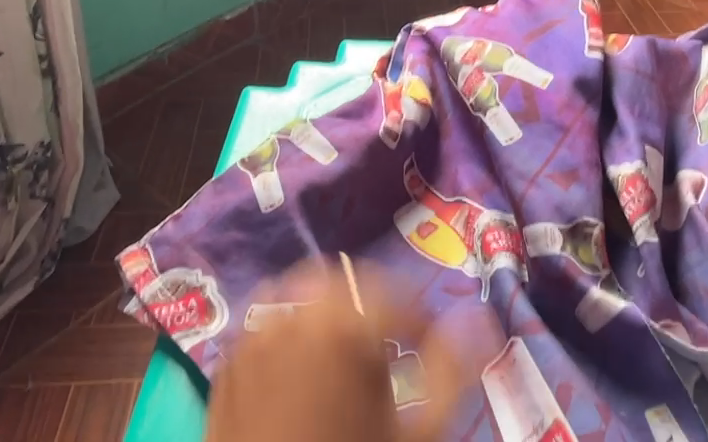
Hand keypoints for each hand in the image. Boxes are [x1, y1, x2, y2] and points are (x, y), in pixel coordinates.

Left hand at [205, 262, 481, 441]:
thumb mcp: (419, 434)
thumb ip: (453, 372)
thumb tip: (483, 320)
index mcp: (344, 324)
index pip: (393, 295)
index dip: (419, 321)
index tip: (428, 347)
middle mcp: (293, 314)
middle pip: (336, 281)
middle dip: (364, 303)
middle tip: (384, 343)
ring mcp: (250, 337)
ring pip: (293, 295)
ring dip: (321, 311)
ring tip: (341, 352)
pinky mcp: (224, 366)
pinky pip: (259, 327)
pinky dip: (284, 335)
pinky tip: (298, 371)